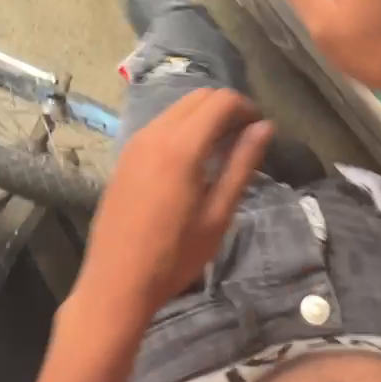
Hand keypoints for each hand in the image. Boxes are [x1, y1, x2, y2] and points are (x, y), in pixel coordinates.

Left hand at [73, 89, 272, 321]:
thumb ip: (242, 165)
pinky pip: (161, 123)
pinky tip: (193, 159)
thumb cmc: (174, 257)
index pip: (221, 101)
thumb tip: (265, 127)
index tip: (260, 129)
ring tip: (222, 148)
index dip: (246, 108)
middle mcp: (155, 133)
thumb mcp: (218, 215)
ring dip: (204, 116)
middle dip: (227, 108)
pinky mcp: (126, 155)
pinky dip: (184, 127)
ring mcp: (136, 142)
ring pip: (178, 107)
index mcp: (181, 147)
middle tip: (245, 137)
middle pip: (199, 97)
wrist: (116, 285)